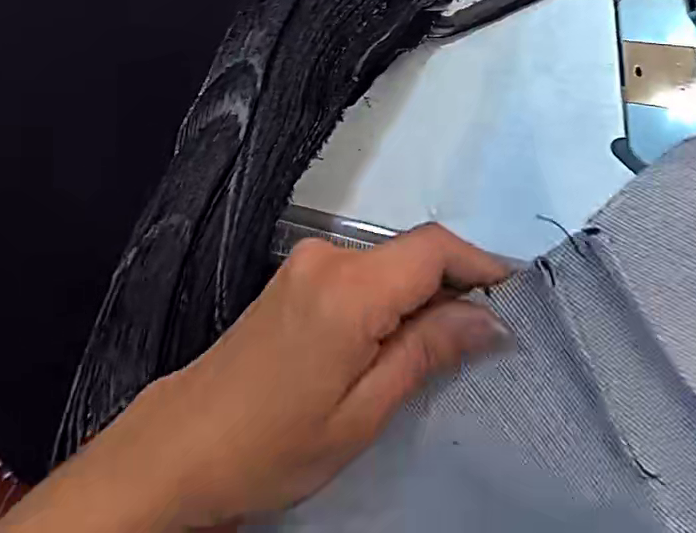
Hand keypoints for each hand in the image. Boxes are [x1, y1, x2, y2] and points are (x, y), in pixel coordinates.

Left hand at [0, 225, 511, 532]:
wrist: (180, 446)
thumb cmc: (272, 444)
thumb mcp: (362, 413)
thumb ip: (428, 351)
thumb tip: (490, 320)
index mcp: (348, 287)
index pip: (434, 249)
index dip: (481, 264)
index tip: (515, 295)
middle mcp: (329, 256)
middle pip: (414, 251)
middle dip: (457, 282)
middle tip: (490, 328)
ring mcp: (308, 260)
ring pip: (391, 260)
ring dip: (425, 289)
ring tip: (449, 338)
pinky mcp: (297, 272)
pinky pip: (364, 268)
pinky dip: (394, 291)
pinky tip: (400, 331)